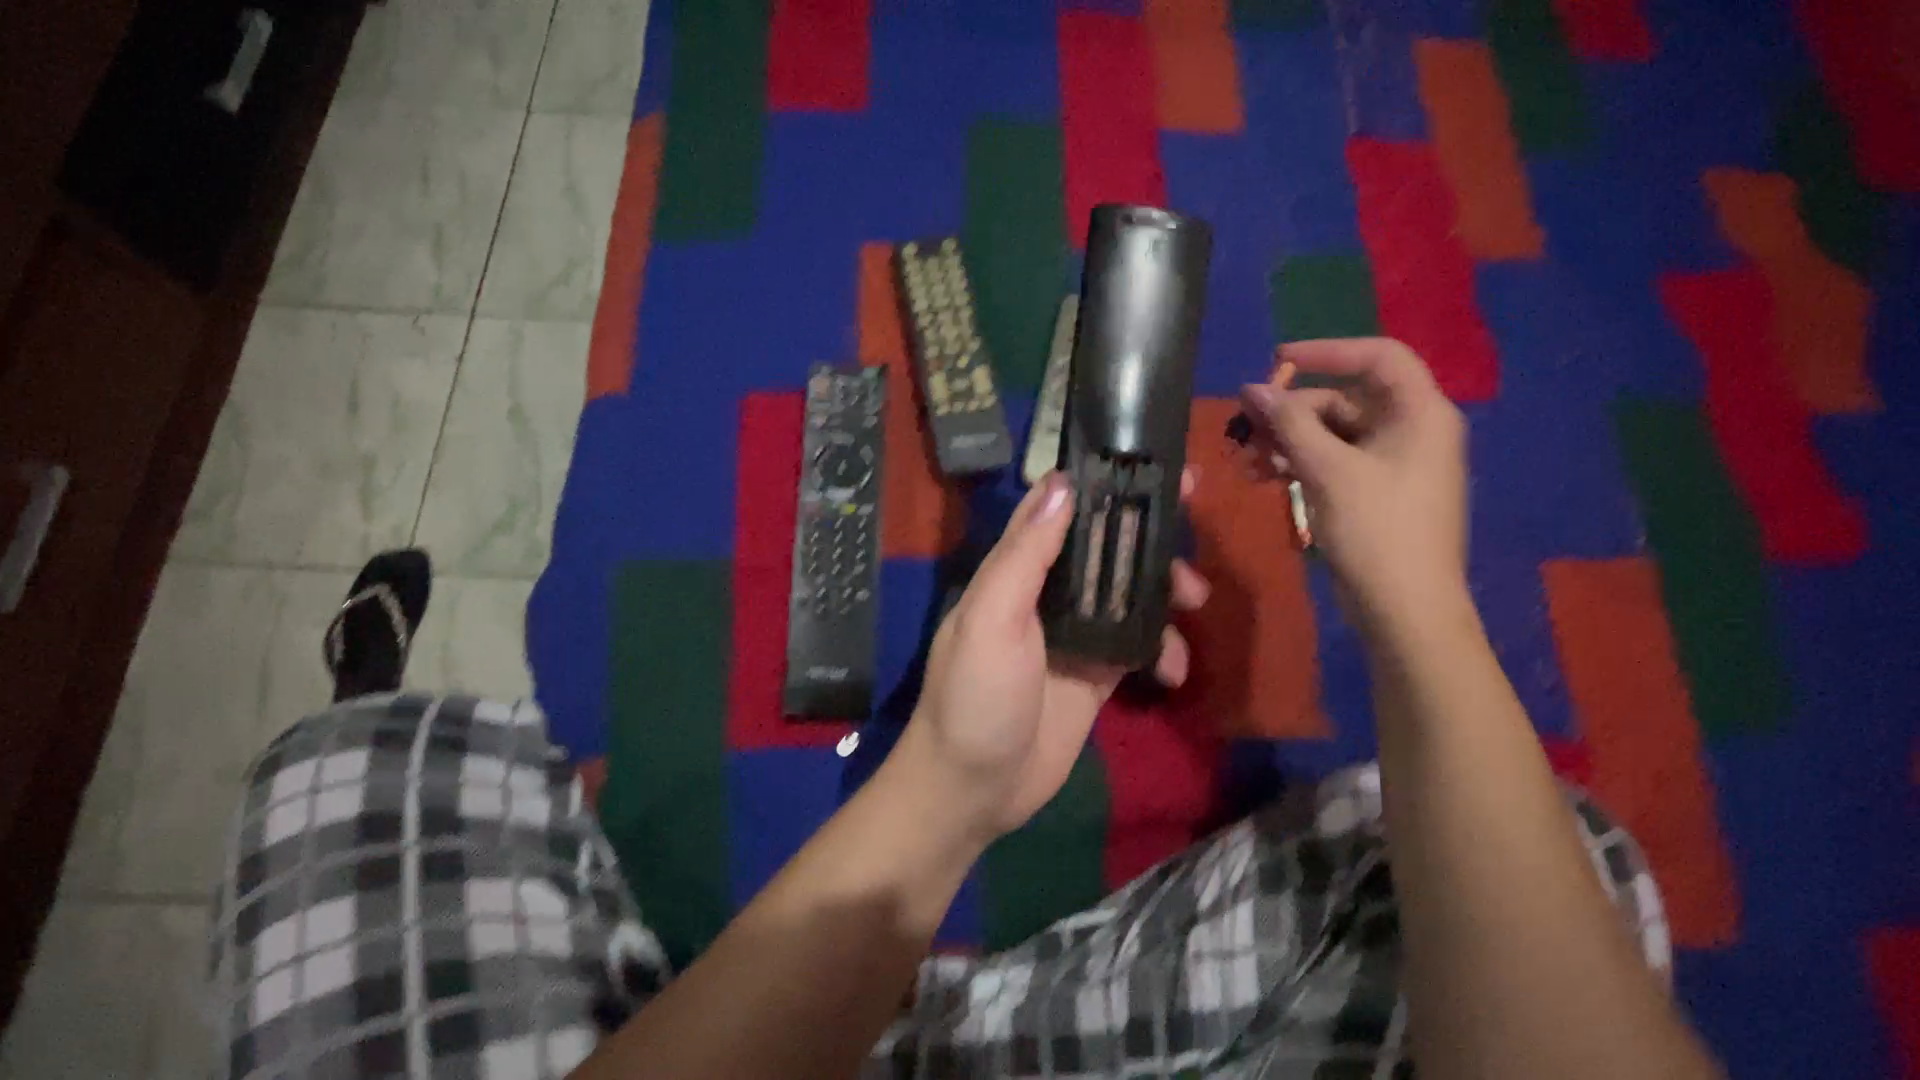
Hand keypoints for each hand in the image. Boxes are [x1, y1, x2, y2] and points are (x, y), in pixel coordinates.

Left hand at [891, 472, 1209, 842]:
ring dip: (1165, 589)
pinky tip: (1172, 670)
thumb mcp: (992, 618)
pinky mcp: (1097, 674)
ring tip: (1194, 600)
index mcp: (1015, 570)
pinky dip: (1163, 650)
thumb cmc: (975, 697)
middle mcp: (1047, 593)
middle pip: (1105, 545)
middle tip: (1196, 515)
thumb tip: (1063, 483)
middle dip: (1149, 531)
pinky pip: (1140, 645)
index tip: (1153, 462)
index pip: (1059, 508)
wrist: (975, 788)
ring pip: (1130, 592)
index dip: (1101, 481)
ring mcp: (1075, 634)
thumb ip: (1026, 555)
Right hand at [1238, 338, 1468, 631]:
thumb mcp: (1329, 470)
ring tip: (1245, 463)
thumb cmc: (1377, 530)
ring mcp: (1393, 466)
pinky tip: (1263, 478)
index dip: (1327, 351)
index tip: (1277, 360)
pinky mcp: (1374, 495)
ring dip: (1287, 442)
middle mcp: (1411, 431)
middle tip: (1245, 429)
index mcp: (1420, 413)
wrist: (1405, 609)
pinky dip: (1299, 465)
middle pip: (1344, 399)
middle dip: (1291, 411)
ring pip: (1332, 435)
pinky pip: (1333, 464)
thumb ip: (1289, 423)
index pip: (1378, 357)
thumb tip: (1252, 388)